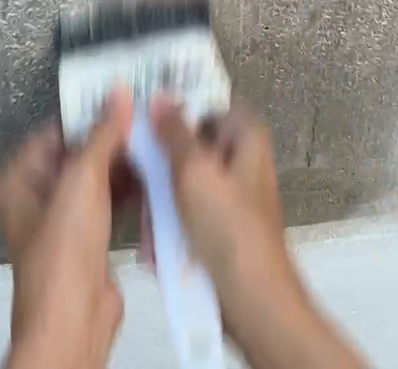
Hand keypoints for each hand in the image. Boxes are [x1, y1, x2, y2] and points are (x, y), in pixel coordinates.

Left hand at [0, 90, 132, 368]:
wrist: (73, 321)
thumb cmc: (65, 246)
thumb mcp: (83, 179)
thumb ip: (103, 133)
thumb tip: (119, 90)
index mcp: (22, 174)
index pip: (60, 127)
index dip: (93, 110)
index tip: (129, 93)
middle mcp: (39, 191)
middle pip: (81, 150)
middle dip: (114, 136)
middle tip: (151, 113)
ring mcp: (65, 215)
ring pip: (99, 175)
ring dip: (127, 161)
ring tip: (161, 137)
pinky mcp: (89, 235)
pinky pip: (111, 200)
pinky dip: (131, 187)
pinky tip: (158, 172)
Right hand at [151, 98, 365, 368]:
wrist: (253, 301)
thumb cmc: (229, 229)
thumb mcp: (194, 171)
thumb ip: (173, 132)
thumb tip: (159, 97)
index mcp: (246, 136)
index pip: (208, 104)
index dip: (179, 110)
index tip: (146, 120)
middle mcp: (243, 159)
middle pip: (191, 146)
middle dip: (163, 171)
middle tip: (145, 188)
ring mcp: (233, 194)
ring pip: (184, 183)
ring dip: (162, 206)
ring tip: (152, 231)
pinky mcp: (223, 225)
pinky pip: (189, 213)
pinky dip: (173, 227)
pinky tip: (159, 248)